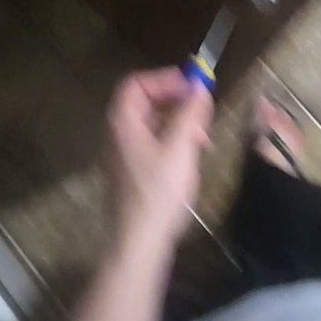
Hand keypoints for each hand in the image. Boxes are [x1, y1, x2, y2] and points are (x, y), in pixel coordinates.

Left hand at [104, 67, 212, 248]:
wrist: (139, 241)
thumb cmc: (159, 192)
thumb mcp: (181, 147)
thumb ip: (190, 113)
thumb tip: (199, 86)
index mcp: (122, 122)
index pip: (136, 83)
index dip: (164, 79)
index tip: (192, 86)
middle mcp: (117, 134)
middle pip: (144, 102)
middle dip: (176, 101)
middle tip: (201, 110)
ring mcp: (122, 154)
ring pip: (151, 124)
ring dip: (178, 122)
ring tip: (203, 136)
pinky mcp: (132, 172)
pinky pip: (152, 143)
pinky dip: (173, 140)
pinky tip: (193, 154)